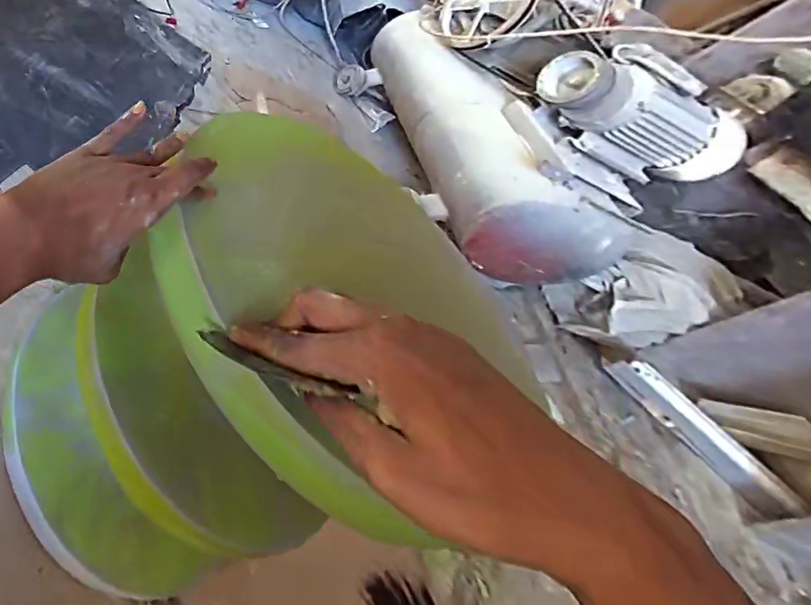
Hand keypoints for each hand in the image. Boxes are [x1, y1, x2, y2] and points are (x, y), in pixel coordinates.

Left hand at [0, 102, 214, 284]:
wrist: (26, 229)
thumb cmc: (68, 254)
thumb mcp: (108, 265)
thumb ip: (122, 247)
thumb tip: (119, 236)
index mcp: (145, 206)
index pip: (182, 184)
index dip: (199, 177)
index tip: (212, 171)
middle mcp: (132, 178)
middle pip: (166, 169)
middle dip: (186, 168)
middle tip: (200, 165)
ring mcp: (108, 162)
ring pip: (143, 153)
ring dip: (164, 147)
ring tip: (181, 139)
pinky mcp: (84, 155)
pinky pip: (111, 134)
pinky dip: (127, 120)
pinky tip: (141, 108)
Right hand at [230, 289, 746, 604]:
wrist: (583, 505)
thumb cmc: (480, 498)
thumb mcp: (396, 474)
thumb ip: (340, 420)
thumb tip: (308, 389)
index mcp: (381, 357)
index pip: (302, 345)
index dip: (261, 341)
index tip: (227, 333)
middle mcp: (398, 330)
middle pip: (321, 304)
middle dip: (286, 320)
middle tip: (266, 350)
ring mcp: (426, 333)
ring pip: (350, 309)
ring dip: (318, 325)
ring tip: (305, 360)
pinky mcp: (447, 345)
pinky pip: (379, 322)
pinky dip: (350, 332)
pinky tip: (356, 366)